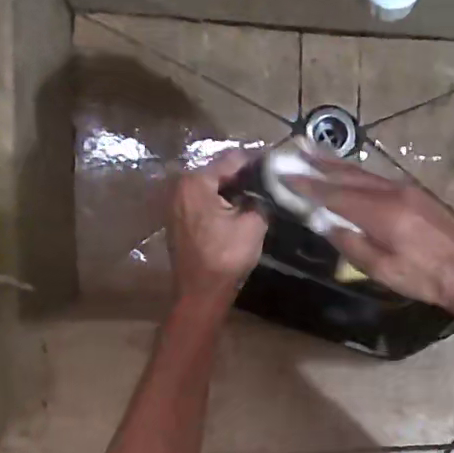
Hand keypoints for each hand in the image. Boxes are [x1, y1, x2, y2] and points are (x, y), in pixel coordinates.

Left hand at [167, 150, 267, 304]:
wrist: (200, 293)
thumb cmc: (226, 256)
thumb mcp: (253, 223)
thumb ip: (261, 198)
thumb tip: (267, 188)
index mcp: (196, 182)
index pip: (232, 159)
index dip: (257, 160)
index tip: (277, 162)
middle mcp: (181, 186)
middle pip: (219, 171)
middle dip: (244, 174)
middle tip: (271, 179)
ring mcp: (176, 204)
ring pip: (211, 187)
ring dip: (233, 189)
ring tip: (259, 193)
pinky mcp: (178, 220)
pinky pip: (203, 201)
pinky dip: (221, 201)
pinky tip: (239, 208)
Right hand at [287, 159, 453, 316]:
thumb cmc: (424, 276)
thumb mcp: (382, 268)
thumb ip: (350, 244)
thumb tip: (325, 224)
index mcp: (378, 211)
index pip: (333, 194)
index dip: (307, 184)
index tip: (284, 174)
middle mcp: (390, 192)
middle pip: (347, 174)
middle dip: (318, 164)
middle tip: (293, 152)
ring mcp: (404, 190)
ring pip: (363, 173)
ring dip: (336, 165)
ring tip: (313, 154)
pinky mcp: (414, 194)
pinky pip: (376, 178)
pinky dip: (355, 173)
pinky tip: (347, 173)